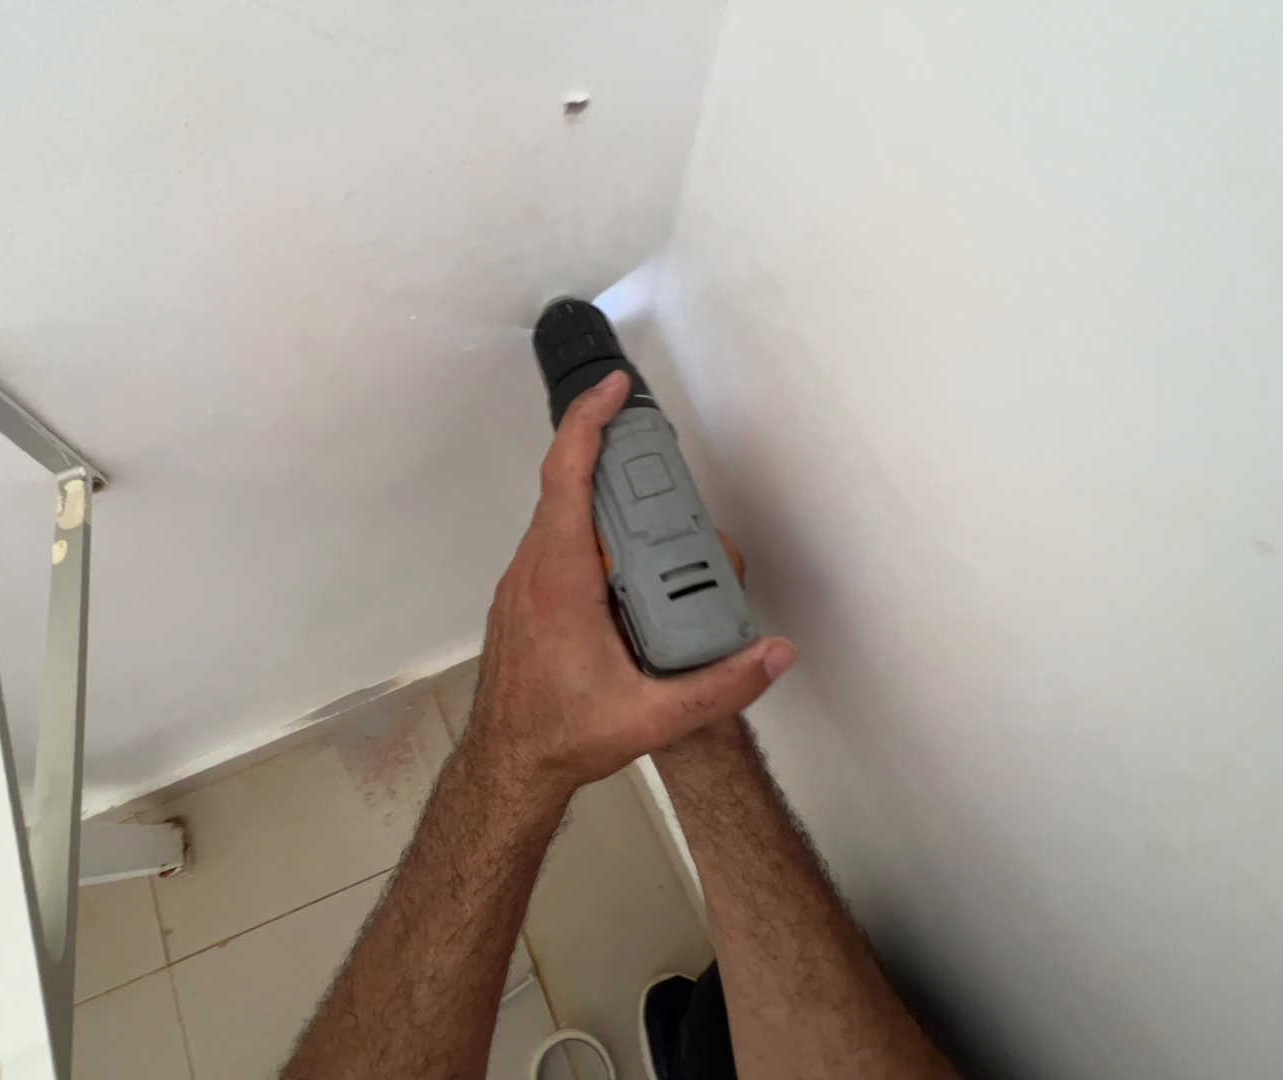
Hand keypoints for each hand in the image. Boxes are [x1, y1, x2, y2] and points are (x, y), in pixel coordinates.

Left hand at [465, 370, 795, 799]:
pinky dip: (585, 528)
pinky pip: (552, 542)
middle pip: (565, 487)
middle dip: (608, 454)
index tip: (612, 391)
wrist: (509, 761)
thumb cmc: (562, 737)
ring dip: (598, 495)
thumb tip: (773, 654)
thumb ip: (720, 687)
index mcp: (559, 582)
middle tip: (653, 448)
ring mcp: (522, 583)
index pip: (567, 480)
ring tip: (648, 504)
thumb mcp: (652, 718)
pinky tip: (621, 558)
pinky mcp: (523, 596)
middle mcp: (533, 572)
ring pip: (558, 516)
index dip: (588, 425)